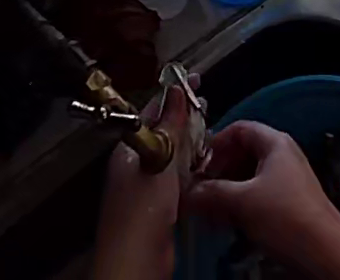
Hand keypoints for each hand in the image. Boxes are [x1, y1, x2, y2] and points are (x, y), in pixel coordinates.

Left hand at [89, 83, 191, 279]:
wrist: (136, 265)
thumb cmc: (144, 209)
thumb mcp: (160, 160)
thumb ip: (170, 125)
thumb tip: (178, 88)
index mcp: (129, 149)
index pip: (152, 111)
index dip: (173, 93)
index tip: (196, 78)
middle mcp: (136, 163)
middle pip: (163, 130)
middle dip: (184, 114)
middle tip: (207, 99)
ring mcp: (146, 185)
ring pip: (172, 152)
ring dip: (190, 138)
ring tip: (211, 125)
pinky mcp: (159, 204)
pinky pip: (177, 174)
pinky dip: (192, 163)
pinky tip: (208, 160)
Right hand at [185, 121, 339, 264]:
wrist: (322, 248)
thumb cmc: (283, 214)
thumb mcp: (243, 202)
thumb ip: (213, 193)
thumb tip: (187, 191)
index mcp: (274, 142)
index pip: (240, 129)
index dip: (216, 143)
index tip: (196, 165)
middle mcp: (281, 153)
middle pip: (243, 151)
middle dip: (219, 170)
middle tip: (199, 192)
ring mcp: (285, 176)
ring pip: (248, 174)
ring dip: (226, 190)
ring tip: (208, 211)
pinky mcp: (287, 199)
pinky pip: (257, 192)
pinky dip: (239, 202)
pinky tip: (226, 222)